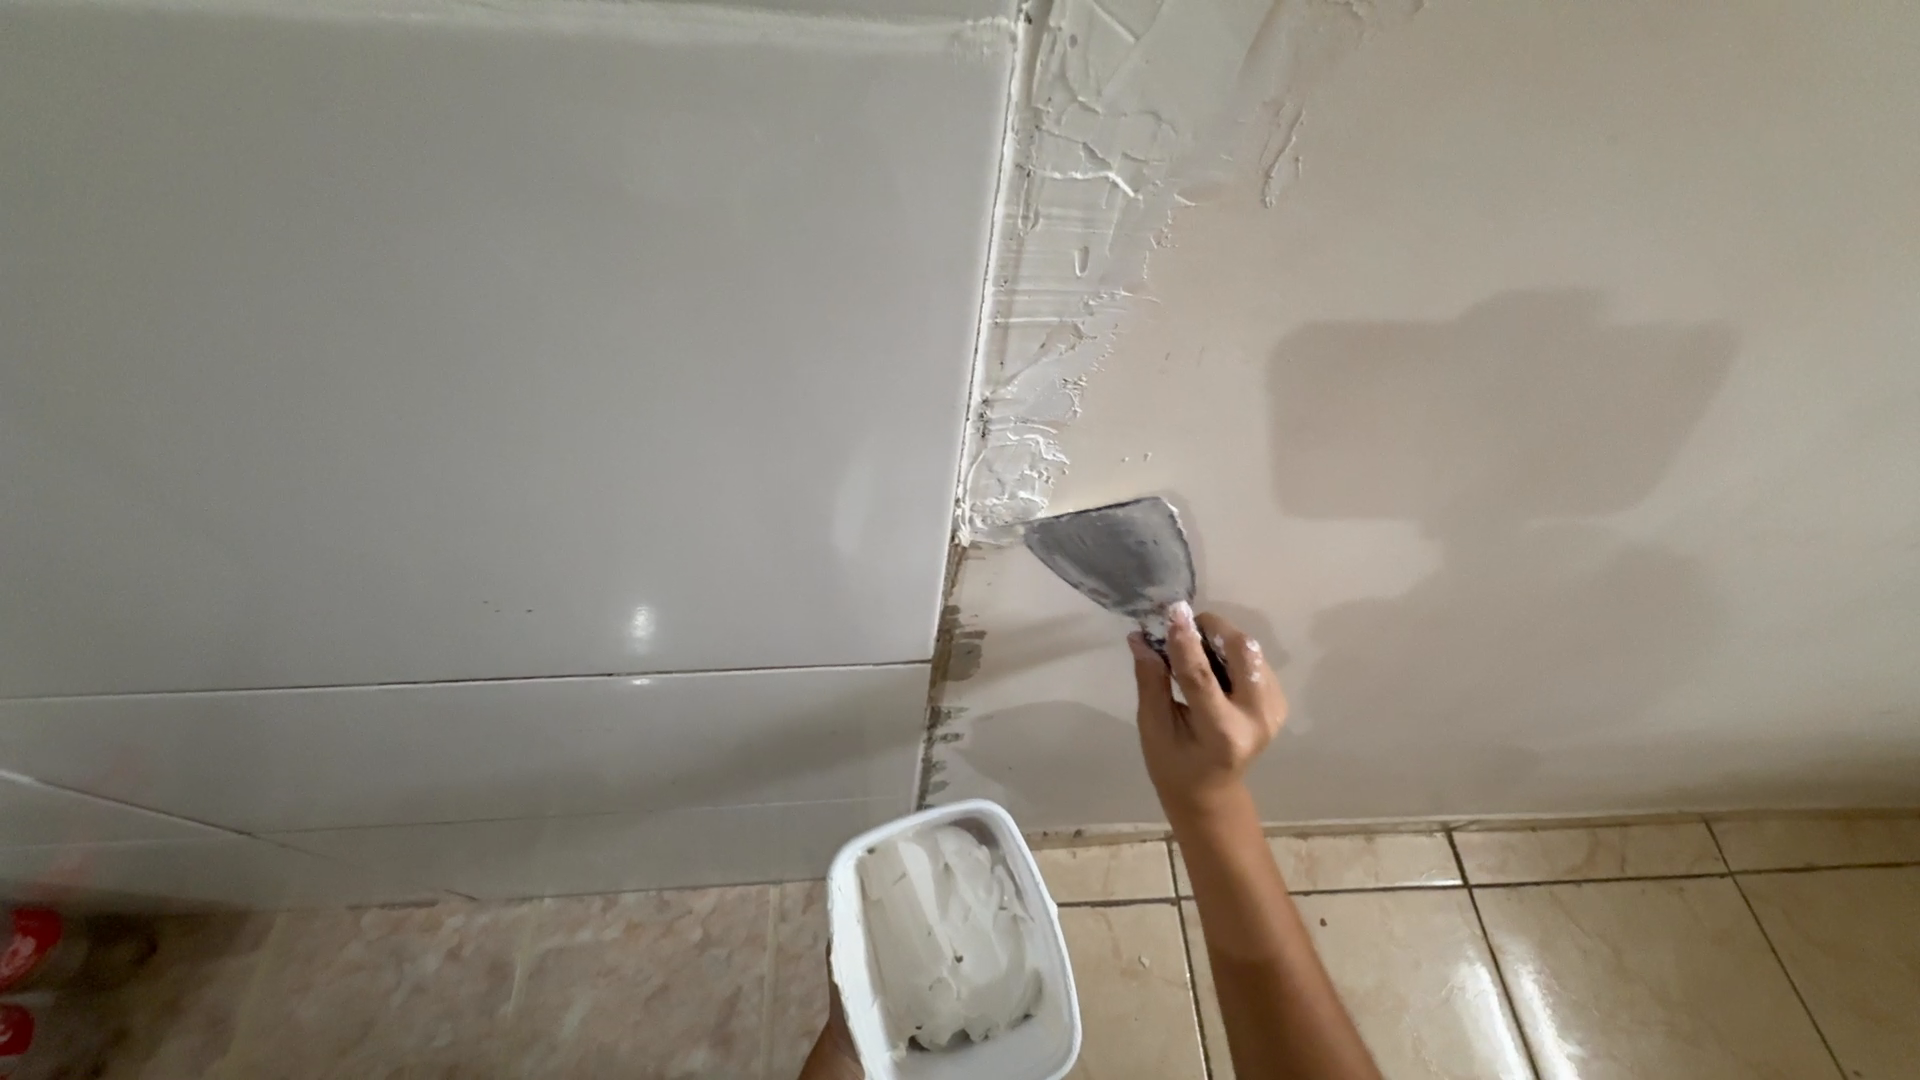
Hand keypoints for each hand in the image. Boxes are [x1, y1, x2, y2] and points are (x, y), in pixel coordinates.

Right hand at [1130, 603, 1285, 819]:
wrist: (1210, 792)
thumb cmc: (1173, 764)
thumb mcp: (1153, 727)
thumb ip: (1151, 681)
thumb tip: (1141, 638)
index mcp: (1221, 733)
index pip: (1201, 677)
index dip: (1185, 641)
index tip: (1173, 610)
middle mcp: (1255, 719)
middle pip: (1244, 654)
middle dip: (1214, 629)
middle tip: (1185, 626)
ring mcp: (1273, 711)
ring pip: (1253, 652)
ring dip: (1222, 640)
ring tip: (1195, 647)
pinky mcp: (1278, 703)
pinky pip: (1257, 662)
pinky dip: (1232, 653)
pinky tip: (1213, 664)